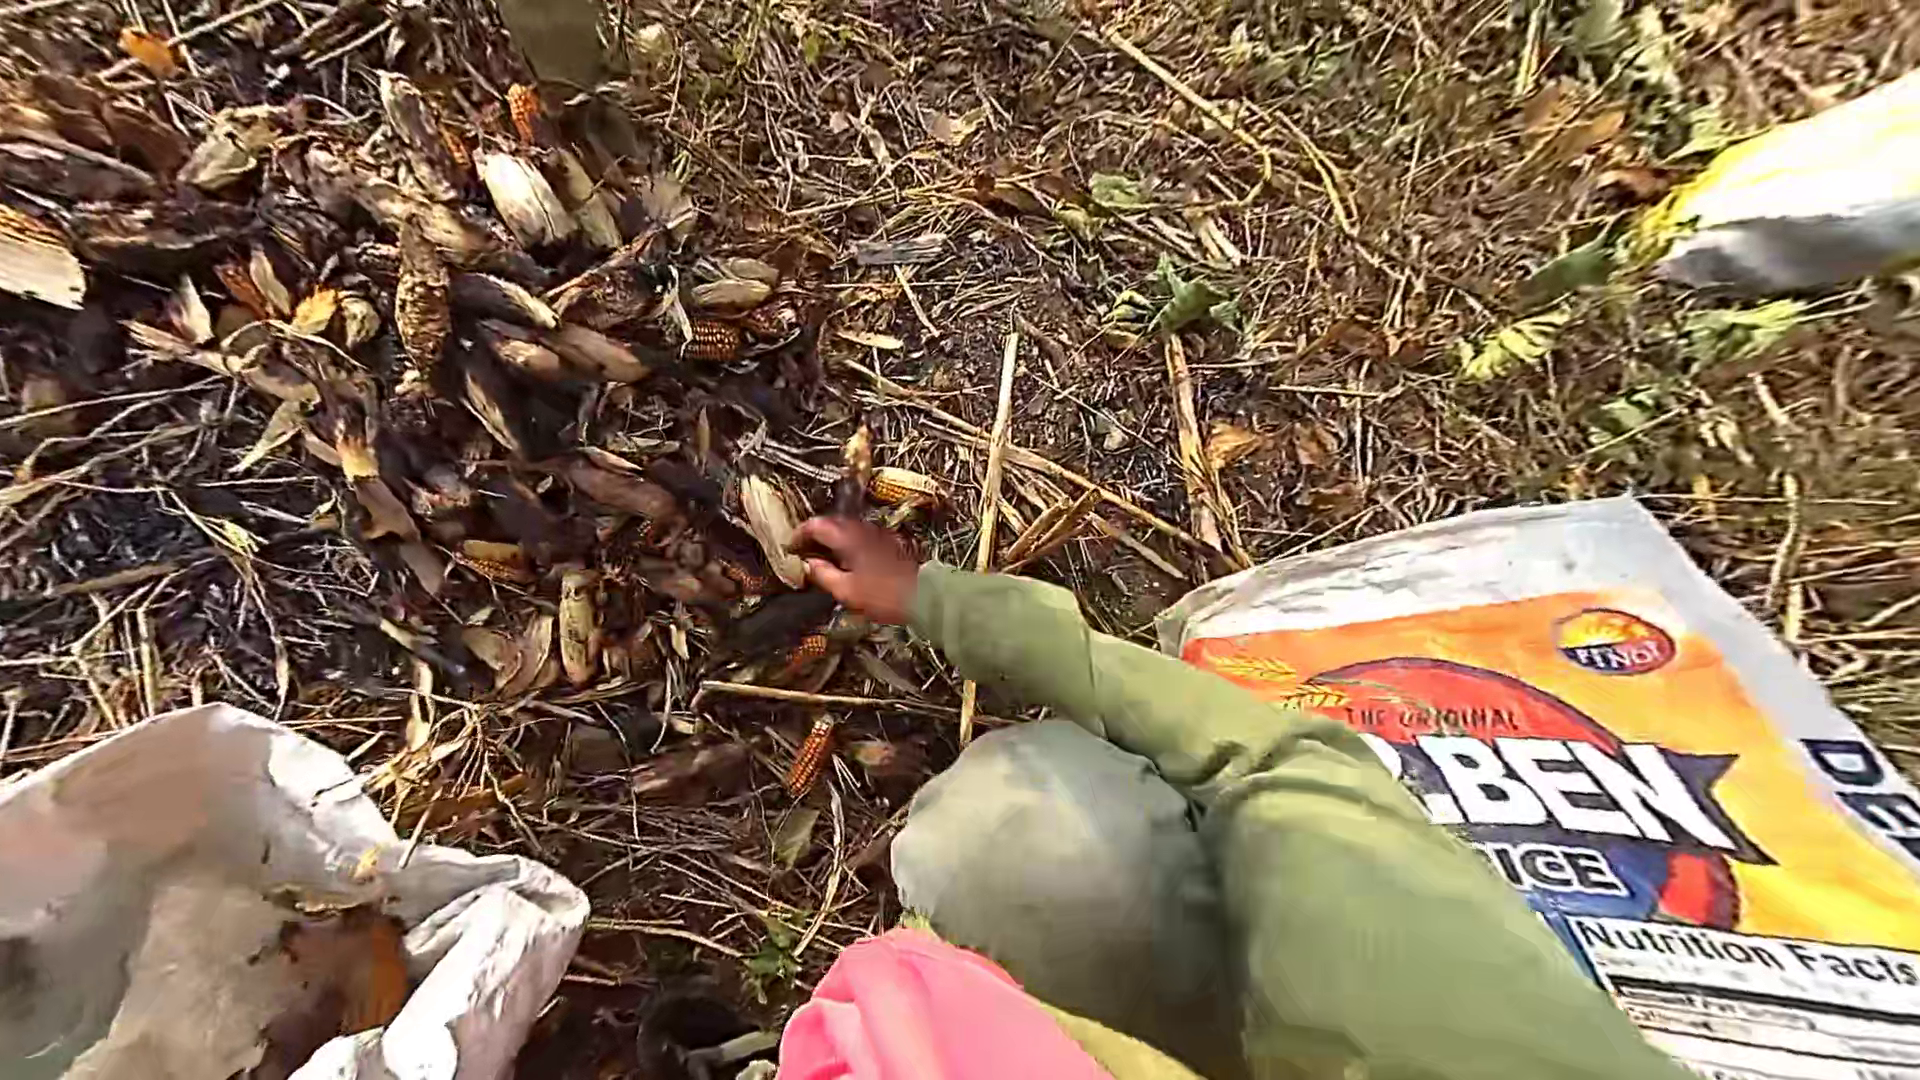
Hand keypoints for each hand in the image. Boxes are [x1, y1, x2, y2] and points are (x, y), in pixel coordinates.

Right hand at [791, 516, 919, 624]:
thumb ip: (823, 575)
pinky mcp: (887, 542)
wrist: (923, 595)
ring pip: (847, 528)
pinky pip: (859, 536)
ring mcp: (876, 533)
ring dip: (831, 538)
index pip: (816, 524)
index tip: (790, 547)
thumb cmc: (882, 595)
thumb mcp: (846, 590)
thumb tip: (807, 564)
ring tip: (821, 556)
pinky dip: (846, 543)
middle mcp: (862, 529)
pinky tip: (845, 560)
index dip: (799, 533)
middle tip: (803, 551)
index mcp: (848, 537)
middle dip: (814, 534)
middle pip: (832, 522)